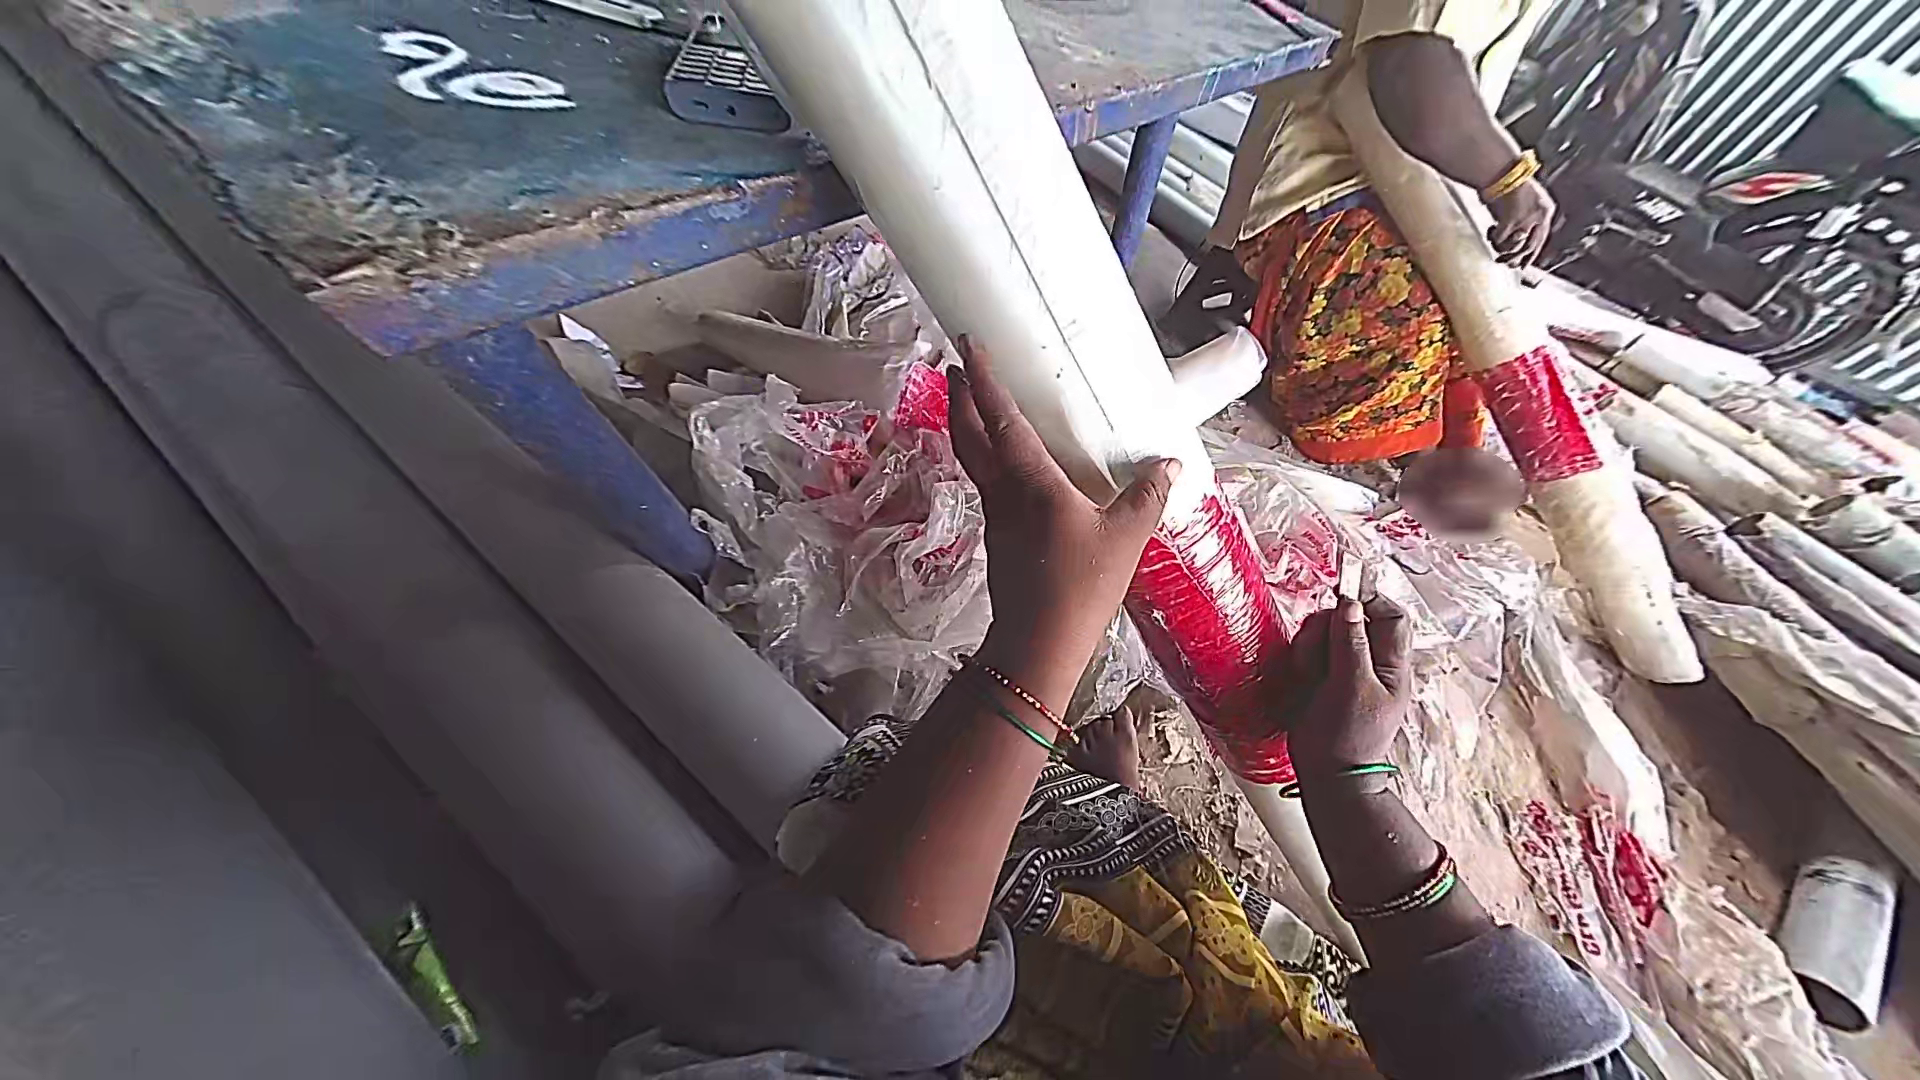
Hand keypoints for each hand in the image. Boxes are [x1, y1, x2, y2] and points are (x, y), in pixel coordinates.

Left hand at [947, 337, 1179, 671]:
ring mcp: (995, 515)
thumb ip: (1148, 496)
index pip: (1001, 421)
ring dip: (967, 425)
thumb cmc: (1081, 586)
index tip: (968, 348)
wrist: (1038, 640)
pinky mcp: (997, 534)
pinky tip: (1001, 460)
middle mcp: (1003, 493)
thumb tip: (1169, 464)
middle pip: (970, 436)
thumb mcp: (1126, 537)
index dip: (984, 382)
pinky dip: (983, 456)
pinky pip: (984, 482)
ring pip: (972, 459)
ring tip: (970, 401)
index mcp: (1031, 484)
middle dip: (960, 397)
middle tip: (956, 364)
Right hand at [1268, 596, 1410, 781]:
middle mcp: (1369, 661)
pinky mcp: (1318, 675)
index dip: (1369, 601)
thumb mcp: (1353, 686)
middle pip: (1348, 620)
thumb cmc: (1350, 733)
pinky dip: (1302, 657)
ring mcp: (1341, 668)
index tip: (1340, 599)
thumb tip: (1350, 603)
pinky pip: (1307, 650)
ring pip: (1323, 633)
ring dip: (1311, 645)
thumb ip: (1351, 644)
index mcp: (1392, 664)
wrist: (1327, 769)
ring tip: (1310, 672)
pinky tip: (1303, 676)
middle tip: (1318, 650)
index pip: (1390, 616)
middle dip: (1328, 628)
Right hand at [1485, 177, 1555, 266]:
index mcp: (1546, 211)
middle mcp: (1540, 216)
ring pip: (1515, 247)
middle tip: (1505, 264)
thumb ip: (1524, 219)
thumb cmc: (1508, 187)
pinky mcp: (1511, 221)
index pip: (1542, 238)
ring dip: (1503, 250)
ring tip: (1495, 243)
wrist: (1502, 174)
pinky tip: (1491, 230)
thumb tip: (1515, 239)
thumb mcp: (1524, 204)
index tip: (1523, 265)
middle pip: (1530, 246)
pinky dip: (1494, 238)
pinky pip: (1500, 240)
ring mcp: (1526, 218)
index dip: (1532, 255)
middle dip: (1516, 258)